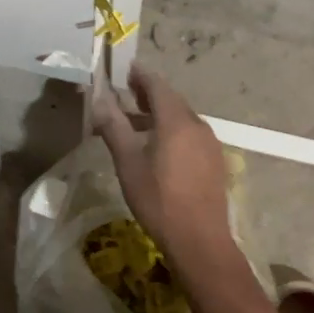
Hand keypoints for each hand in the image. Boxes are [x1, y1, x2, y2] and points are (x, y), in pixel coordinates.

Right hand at [92, 64, 233, 267]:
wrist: (200, 243)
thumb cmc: (159, 200)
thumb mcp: (128, 163)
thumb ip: (113, 127)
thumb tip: (98, 99)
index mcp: (177, 120)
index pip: (157, 85)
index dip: (140, 75)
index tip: (124, 70)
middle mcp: (197, 126)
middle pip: (171, 100)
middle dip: (148, 94)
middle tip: (126, 92)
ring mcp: (210, 145)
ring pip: (181, 118)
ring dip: (159, 114)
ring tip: (136, 121)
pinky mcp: (215, 163)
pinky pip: (190, 135)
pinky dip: (172, 130)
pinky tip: (158, 147)